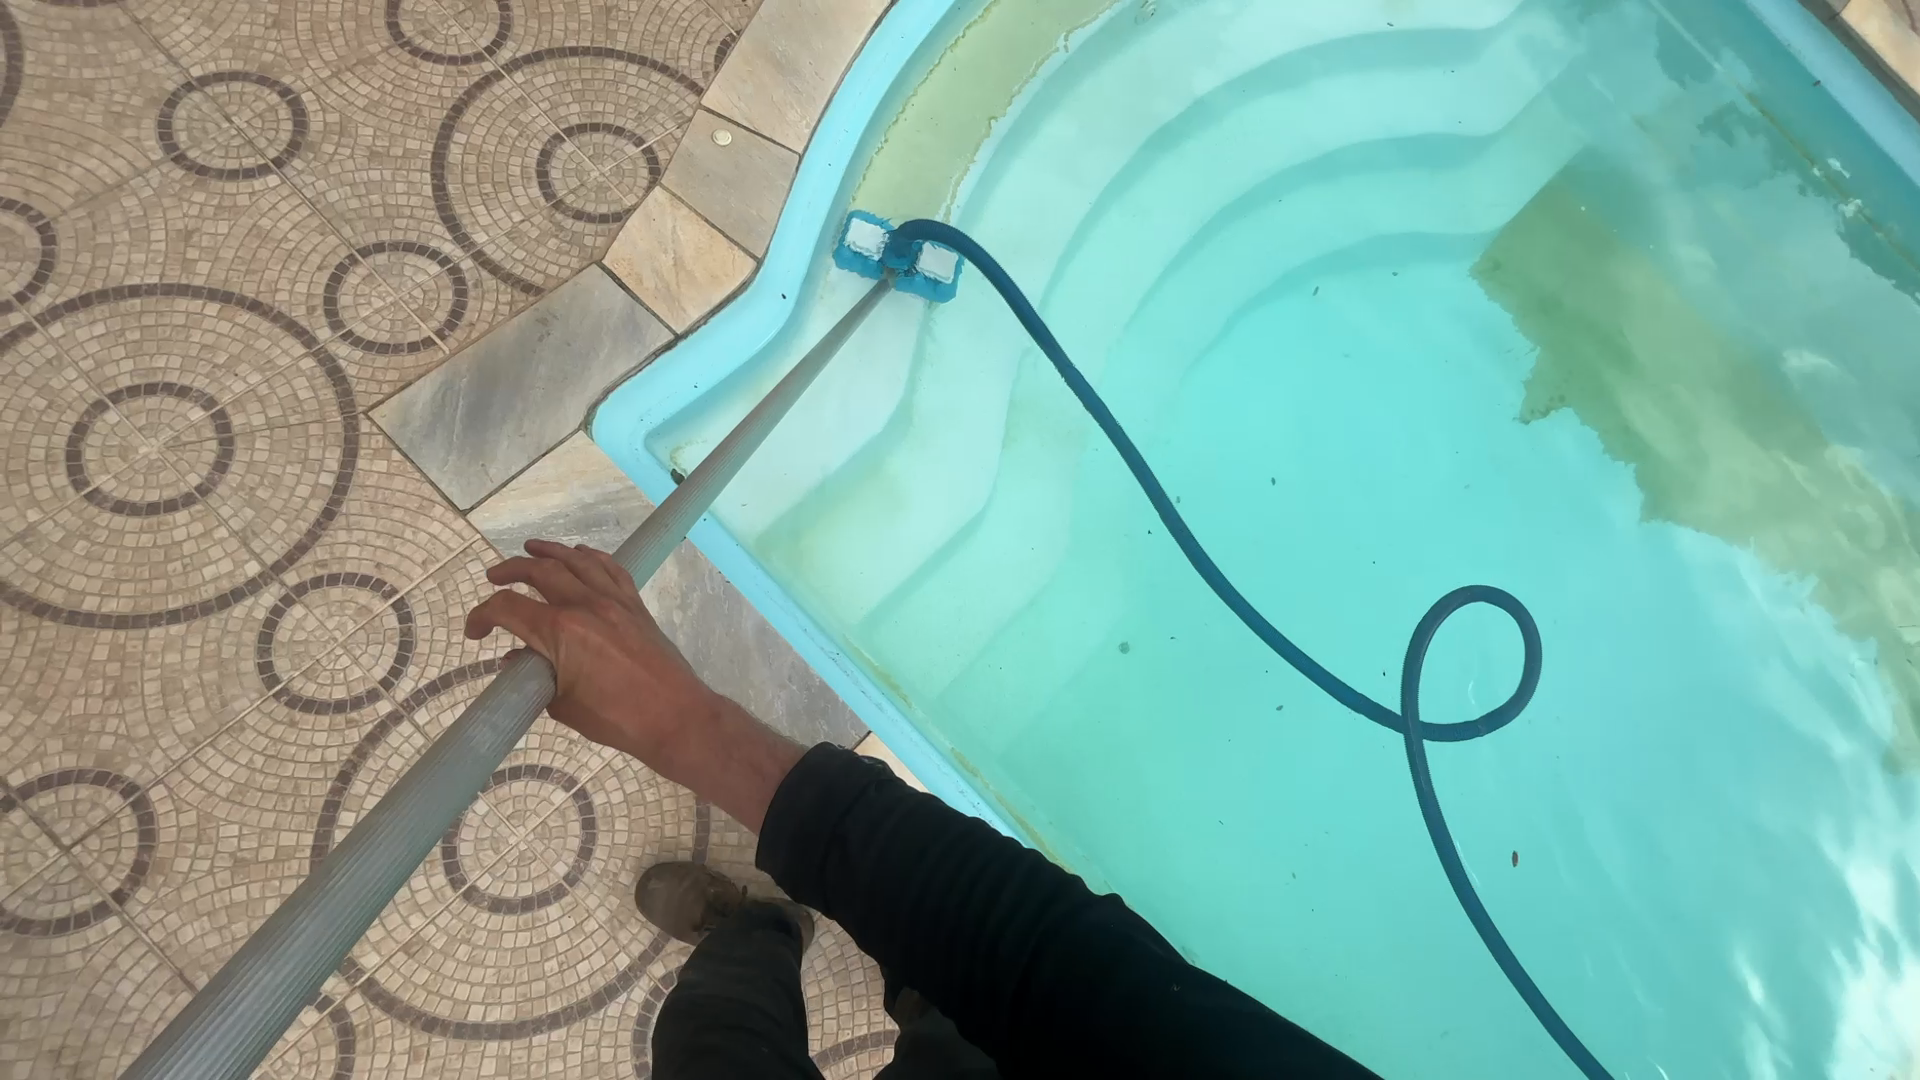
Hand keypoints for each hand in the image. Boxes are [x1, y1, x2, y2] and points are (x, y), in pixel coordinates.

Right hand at [463, 539, 804, 830]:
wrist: (674, 713)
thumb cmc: (616, 717)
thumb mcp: (561, 703)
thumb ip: (535, 676)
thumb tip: (516, 659)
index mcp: (561, 630)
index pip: (508, 608)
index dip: (481, 616)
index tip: (474, 632)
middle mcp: (587, 606)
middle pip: (542, 570)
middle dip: (511, 569)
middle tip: (493, 577)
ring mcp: (615, 602)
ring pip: (579, 562)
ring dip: (551, 551)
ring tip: (530, 547)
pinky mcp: (636, 606)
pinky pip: (612, 570)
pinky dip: (593, 558)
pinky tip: (581, 554)